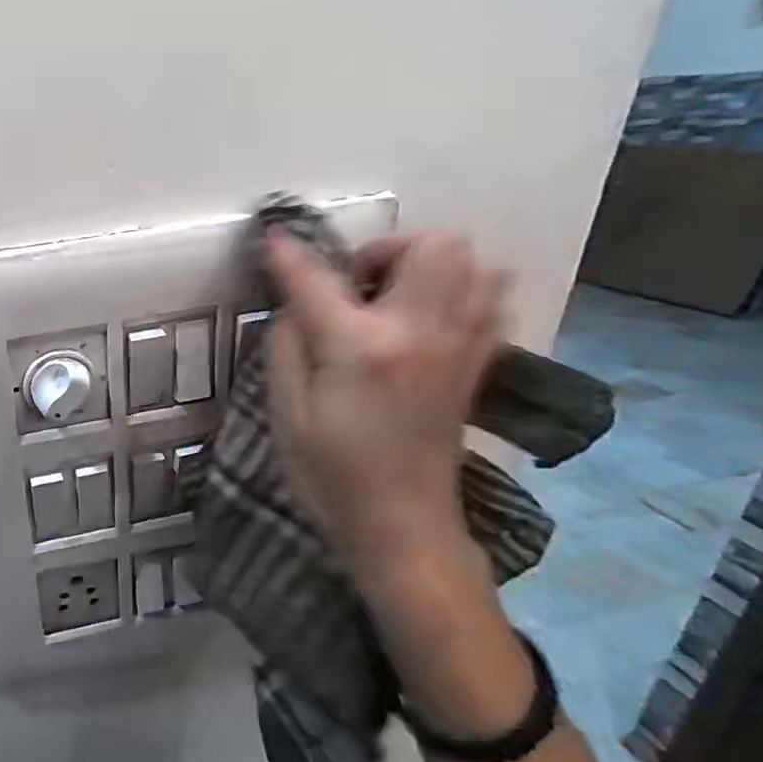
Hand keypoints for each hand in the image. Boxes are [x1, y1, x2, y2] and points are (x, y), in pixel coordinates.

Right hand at [263, 229, 509, 562]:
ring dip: (428, 264)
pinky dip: (459, 288)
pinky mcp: (477, 362)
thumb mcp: (286, 411)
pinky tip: (423, 317)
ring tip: (392, 297)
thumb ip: (286, 342)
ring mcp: (460, 346)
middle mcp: (421, 335)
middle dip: (386, 249)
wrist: (402, 525)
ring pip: (475, 263)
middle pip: (433, 246)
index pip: (319, 280)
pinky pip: (490, 297)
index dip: (289, 254)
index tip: (273, 236)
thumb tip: (295, 300)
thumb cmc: (330, 472)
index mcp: (362, 349)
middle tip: (355, 285)